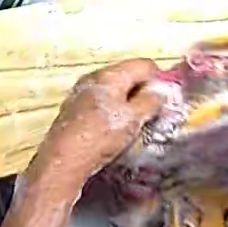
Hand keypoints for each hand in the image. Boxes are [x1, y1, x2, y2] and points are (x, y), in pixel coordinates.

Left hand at [29, 59, 164, 188]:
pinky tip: (114, 130)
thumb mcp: (133, 119)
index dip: (159, 79)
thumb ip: (151, 101)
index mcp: (110, 74)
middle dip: (143, 91)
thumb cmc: (100, 137)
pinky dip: (113, 110)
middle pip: (129, 75)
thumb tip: (162, 91)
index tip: (165, 100)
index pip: (144, 64)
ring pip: (115, 89)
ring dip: (128, 102)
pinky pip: (102, 101)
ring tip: (135, 124)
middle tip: (152, 113)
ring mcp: (82, 92)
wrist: (62, 162)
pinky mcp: (75, 109)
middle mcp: (94, 77)